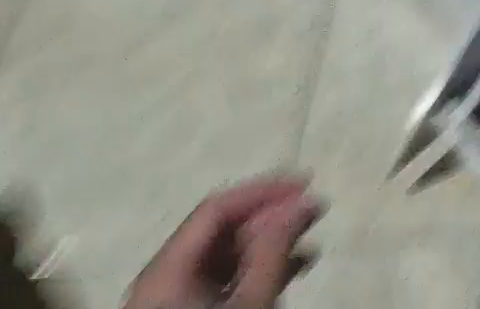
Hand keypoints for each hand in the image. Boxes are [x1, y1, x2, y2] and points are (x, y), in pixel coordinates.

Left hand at [125, 176, 321, 308]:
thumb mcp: (251, 303)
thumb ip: (274, 250)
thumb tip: (300, 201)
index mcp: (164, 274)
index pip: (215, 210)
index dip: (262, 190)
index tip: (308, 183)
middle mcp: (162, 281)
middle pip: (219, 231)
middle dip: (271, 216)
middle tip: (317, 209)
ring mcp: (173, 301)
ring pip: (225, 255)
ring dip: (270, 242)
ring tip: (311, 240)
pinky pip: (224, 279)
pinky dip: (259, 268)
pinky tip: (293, 267)